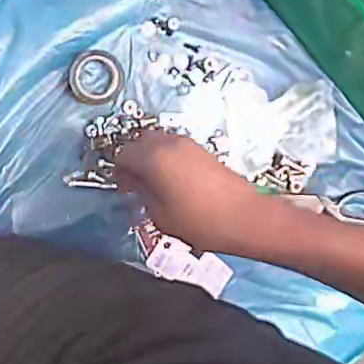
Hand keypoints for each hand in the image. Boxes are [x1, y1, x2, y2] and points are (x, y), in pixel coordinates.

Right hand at [113, 132, 270, 254]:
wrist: (245, 217)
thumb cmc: (201, 221)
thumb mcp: (161, 215)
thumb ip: (142, 194)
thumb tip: (136, 185)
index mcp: (154, 158)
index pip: (123, 154)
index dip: (118, 171)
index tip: (122, 187)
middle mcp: (170, 144)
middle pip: (139, 142)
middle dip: (133, 160)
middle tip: (134, 183)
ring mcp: (188, 144)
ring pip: (158, 141)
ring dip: (150, 157)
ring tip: (153, 183)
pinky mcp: (202, 150)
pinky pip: (174, 147)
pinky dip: (166, 158)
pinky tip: (171, 180)